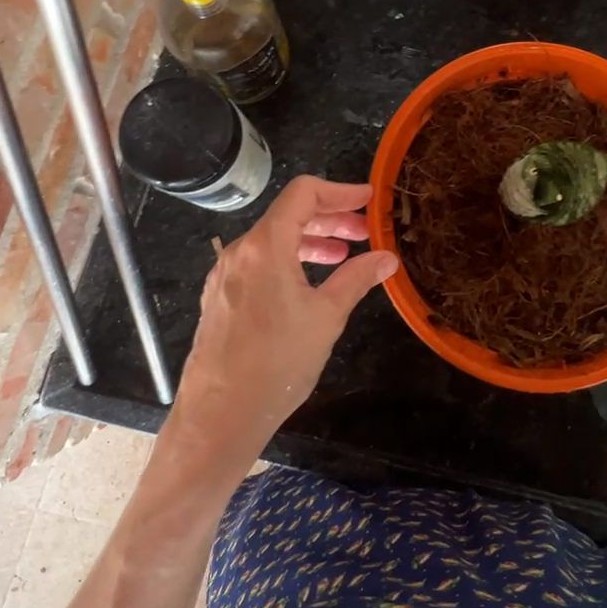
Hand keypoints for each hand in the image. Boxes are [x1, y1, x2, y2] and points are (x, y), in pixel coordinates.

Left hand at [172, 177, 397, 460]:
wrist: (219, 416)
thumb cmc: (277, 362)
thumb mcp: (326, 317)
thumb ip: (357, 279)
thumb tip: (387, 258)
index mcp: (265, 245)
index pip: (303, 193)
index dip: (340, 191)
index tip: (368, 200)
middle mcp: (240, 251)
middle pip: (288, 214)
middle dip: (330, 218)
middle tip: (364, 233)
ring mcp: (225, 275)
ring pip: (272, 240)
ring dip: (310, 241)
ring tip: (342, 257)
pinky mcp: (220, 298)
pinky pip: (258, 263)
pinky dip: (288, 261)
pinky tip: (308, 285)